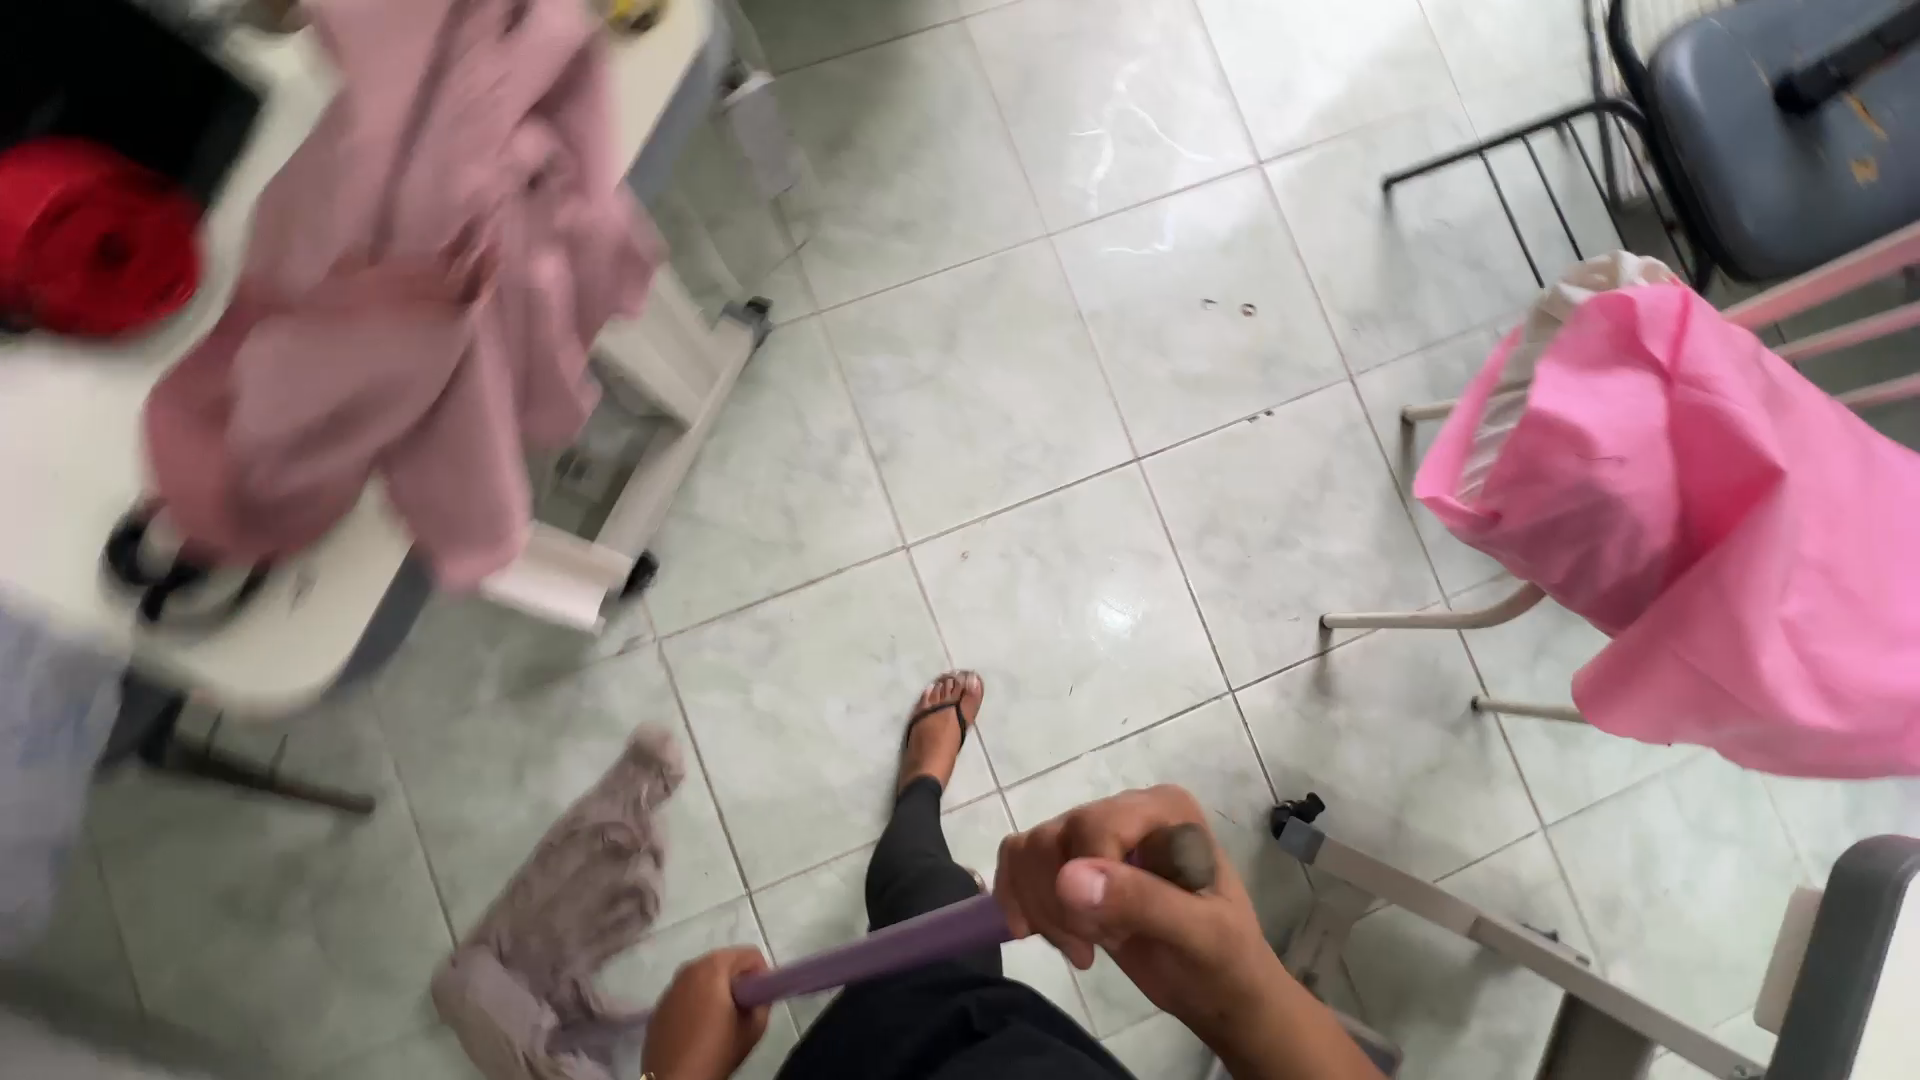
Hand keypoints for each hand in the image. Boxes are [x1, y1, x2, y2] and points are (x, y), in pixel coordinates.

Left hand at [641, 947, 769, 1079]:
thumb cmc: (716, 1051)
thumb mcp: (754, 1028)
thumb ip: (762, 1002)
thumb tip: (757, 996)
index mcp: (713, 967)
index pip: (749, 954)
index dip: (761, 972)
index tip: (761, 996)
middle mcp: (689, 969)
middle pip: (724, 962)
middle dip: (737, 979)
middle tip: (744, 1006)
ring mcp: (670, 988)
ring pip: (702, 978)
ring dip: (716, 989)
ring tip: (721, 1018)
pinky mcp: (657, 1009)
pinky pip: (685, 995)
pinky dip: (695, 1002)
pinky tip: (698, 1028)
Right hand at [994, 786, 1291, 1048]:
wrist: (1218, 991)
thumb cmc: (1222, 962)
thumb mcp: (1200, 935)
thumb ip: (1141, 900)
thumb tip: (1068, 879)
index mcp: (1163, 807)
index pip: (1092, 827)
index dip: (1089, 886)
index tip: (1116, 934)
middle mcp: (1124, 807)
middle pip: (1053, 838)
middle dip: (1061, 904)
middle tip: (1095, 945)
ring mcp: (1094, 831)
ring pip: (1029, 850)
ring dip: (1042, 909)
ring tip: (1080, 947)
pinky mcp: (1070, 860)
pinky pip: (1018, 858)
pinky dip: (1016, 898)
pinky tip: (1035, 933)